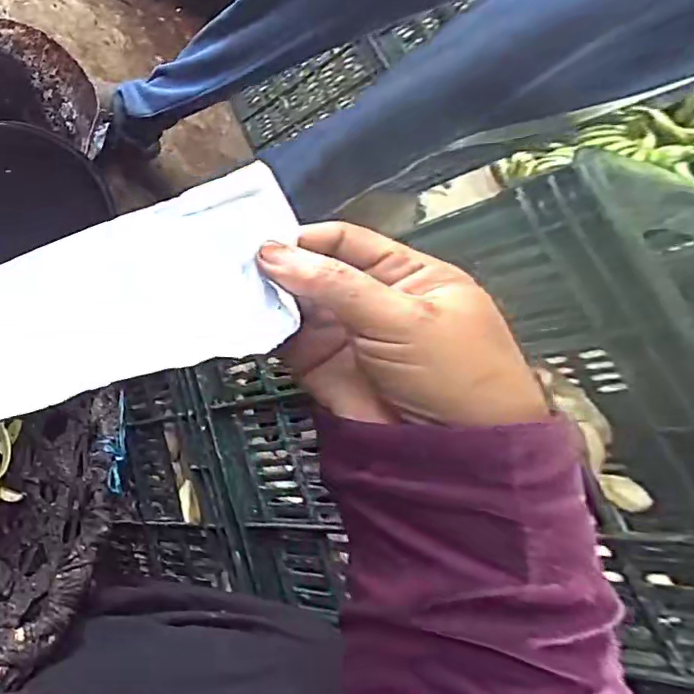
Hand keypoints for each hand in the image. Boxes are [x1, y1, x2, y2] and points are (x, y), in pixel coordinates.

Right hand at [255, 222, 546, 426]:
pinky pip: (275, 331)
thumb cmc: (459, 378)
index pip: (344, 241)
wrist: (450, 454)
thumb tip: (273, 253)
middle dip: (275, 265)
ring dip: (262, 293)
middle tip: (238, 264)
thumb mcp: (404, 318)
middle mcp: (364, 296)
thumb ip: (337, 283)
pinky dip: (256, 323)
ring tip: (234, 287)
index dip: (305, 239)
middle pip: (308, 267)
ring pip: (286, 298)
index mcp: (404, 275)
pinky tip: (240, 315)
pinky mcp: (309, 356)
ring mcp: (335, 327)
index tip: (264, 243)